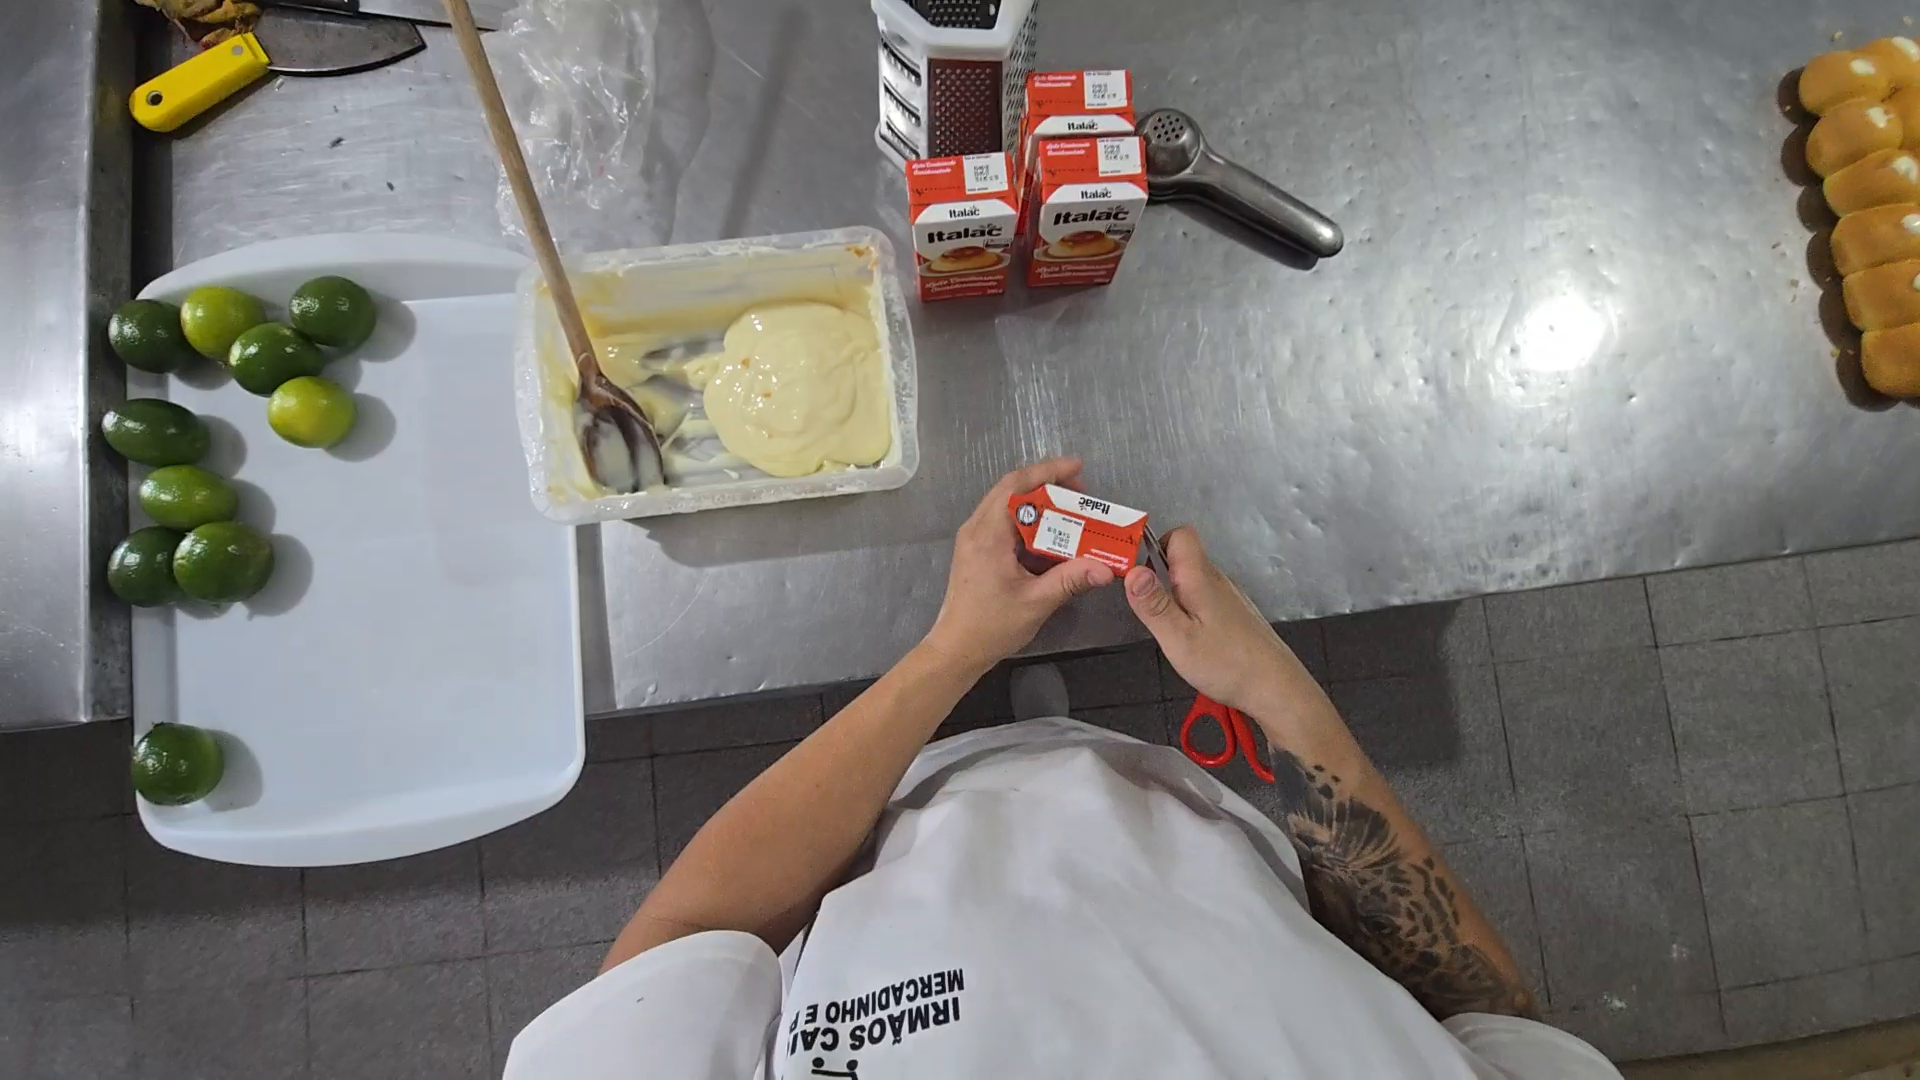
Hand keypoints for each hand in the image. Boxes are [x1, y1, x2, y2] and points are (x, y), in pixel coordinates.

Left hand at [922, 458, 1114, 674]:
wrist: (956, 649)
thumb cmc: (990, 626)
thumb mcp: (1036, 603)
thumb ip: (1071, 580)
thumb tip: (1107, 568)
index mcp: (987, 536)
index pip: (1015, 486)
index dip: (1046, 471)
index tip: (1076, 469)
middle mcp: (976, 530)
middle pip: (1011, 490)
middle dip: (1047, 485)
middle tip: (1080, 493)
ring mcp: (973, 540)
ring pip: (1007, 507)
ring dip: (1039, 504)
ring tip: (1071, 512)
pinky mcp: (976, 552)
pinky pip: (1004, 525)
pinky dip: (1029, 524)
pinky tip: (1052, 538)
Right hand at [1124, 526, 1304, 711]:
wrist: (1277, 690)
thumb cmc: (1227, 665)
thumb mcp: (1179, 638)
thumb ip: (1153, 604)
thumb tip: (1131, 571)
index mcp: (1201, 579)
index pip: (1181, 535)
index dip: (1156, 544)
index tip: (1139, 572)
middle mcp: (1217, 581)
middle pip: (1183, 559)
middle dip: (1159, 577)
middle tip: (1149, 611)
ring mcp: (1229, 597)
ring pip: (1193, 581)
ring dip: (1174, 597)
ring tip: (1170, 629)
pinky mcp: (1235, 614)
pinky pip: (1205, 599)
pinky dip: (1191, 611)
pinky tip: (1192, 639)